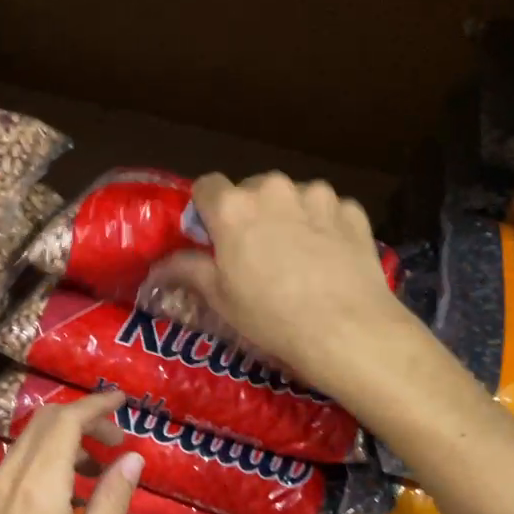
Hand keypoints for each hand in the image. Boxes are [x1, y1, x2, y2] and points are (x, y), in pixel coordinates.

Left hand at [0, 392, 143, 513]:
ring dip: (64, 439)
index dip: (96, 405)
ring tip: (98, 471)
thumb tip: (132, 459)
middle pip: (45, 422)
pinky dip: (46, 457)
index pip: (66, 422)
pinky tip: (67, 491)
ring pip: (29, 440)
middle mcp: (11, 476)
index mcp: (40, 486)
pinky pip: (18, 461)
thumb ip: (111, 502)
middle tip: (116, 441)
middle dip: (83, 418)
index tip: (124, 403)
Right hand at [147, 172, 418, 403]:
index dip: (205, 210)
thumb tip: (160, 266)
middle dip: (248, 213)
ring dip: (286, 216)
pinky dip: (321, 226)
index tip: (210, 236)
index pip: (207, 185)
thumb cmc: (269, 314)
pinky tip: (324, 259)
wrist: (345, 328)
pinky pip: (327, 210)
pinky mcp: (352, 209)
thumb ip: (187, 270)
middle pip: (251, 189)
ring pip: (291, 197)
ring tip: (293, 255)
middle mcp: (274, 189)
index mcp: (233, 207)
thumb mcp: (218, 297)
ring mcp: (318, 195)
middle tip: (252, 251)